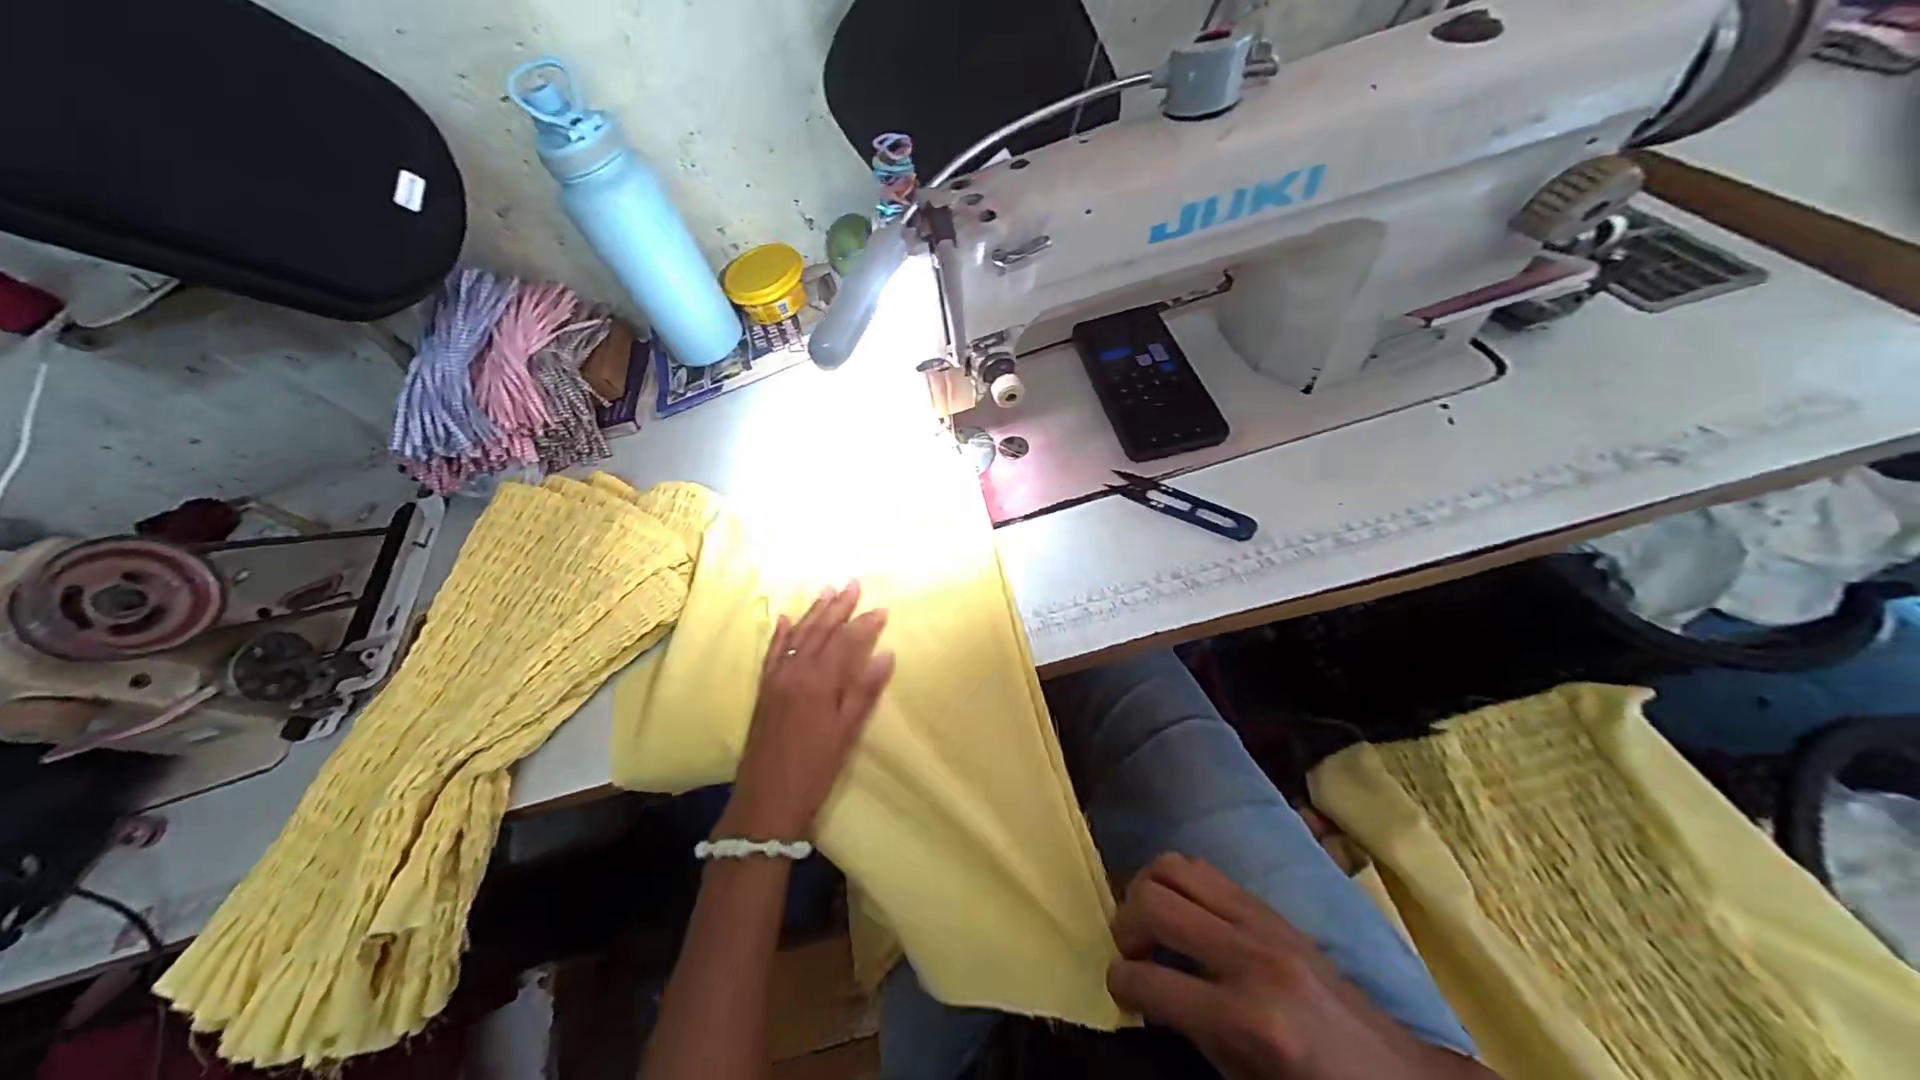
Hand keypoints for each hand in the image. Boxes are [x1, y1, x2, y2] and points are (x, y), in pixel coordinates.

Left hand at [720, 582, 893, 840]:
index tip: (882, 609)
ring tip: (827, 590)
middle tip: (853, 583)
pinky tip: (787, 618)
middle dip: (838, 606)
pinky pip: (773, 652)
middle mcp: (795, 672)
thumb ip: (865, 692)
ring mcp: (776, 679)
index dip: (864, 624)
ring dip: (814, 612)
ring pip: (798, 636)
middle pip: (820, 631)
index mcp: (818, 681)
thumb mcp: (847, 734)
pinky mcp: (764, 690)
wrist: (766, 801)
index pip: (845, 641)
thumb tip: (886, 654)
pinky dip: (782, 633)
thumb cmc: (814, 770)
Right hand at [1108, 854, 1494, 1079]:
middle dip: (1124, 924)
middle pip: (1153, 900)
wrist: (1397, 1077)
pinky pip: (1205, 870)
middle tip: (1130, 951)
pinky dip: (1179, 884)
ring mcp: (1263, 922)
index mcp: (1246, 1018)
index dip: (1119, 984)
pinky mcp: (1271, 908)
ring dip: (1147, 890)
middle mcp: (1250, 955)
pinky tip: (1184, 914)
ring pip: (1174, 866)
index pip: (1148, 980)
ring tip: (1150, 924)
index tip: (1120, 991)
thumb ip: (1191, 1031)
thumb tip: (1146, 991)